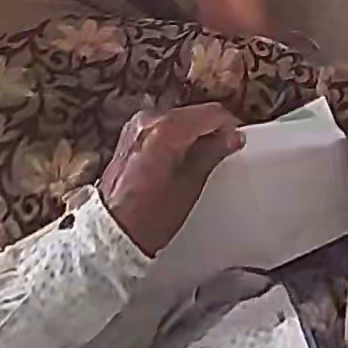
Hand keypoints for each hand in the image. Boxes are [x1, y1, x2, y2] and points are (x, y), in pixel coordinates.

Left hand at [99, 103, 244, 254]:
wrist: (108, 234)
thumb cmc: (149, 216)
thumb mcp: (190, 184)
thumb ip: (213, 152)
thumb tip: (233, 136)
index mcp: (166, 130)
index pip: (212, 113)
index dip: (230, 126)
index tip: (238, 140)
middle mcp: (149, 120)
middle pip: (196, 112)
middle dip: (213, 128)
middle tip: (225, 150)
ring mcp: (137, 125)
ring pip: (181, 118)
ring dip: (196, 132)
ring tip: (204, 157)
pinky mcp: (131, 134)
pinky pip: (165, 125)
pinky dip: (179, 135)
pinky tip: (183, 156)